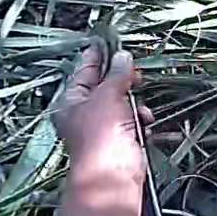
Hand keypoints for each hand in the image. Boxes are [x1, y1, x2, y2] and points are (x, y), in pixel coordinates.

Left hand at [55, 42, 151, 187]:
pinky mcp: (121, 139)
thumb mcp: (107, 96)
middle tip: (135, 72)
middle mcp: (85, 113)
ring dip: (134, 104)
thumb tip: (123, 56)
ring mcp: (104, 127)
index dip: (96, 57)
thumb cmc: (101, 132)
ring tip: (140, 108)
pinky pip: (134, 121)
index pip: (84, 72)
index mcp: (71, 101)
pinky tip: (145, 123)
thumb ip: (117, 75)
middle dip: (122, 81)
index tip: (106, 42)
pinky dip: (140, 121)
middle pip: (105, 87)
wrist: (113, 173)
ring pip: (123, 104)